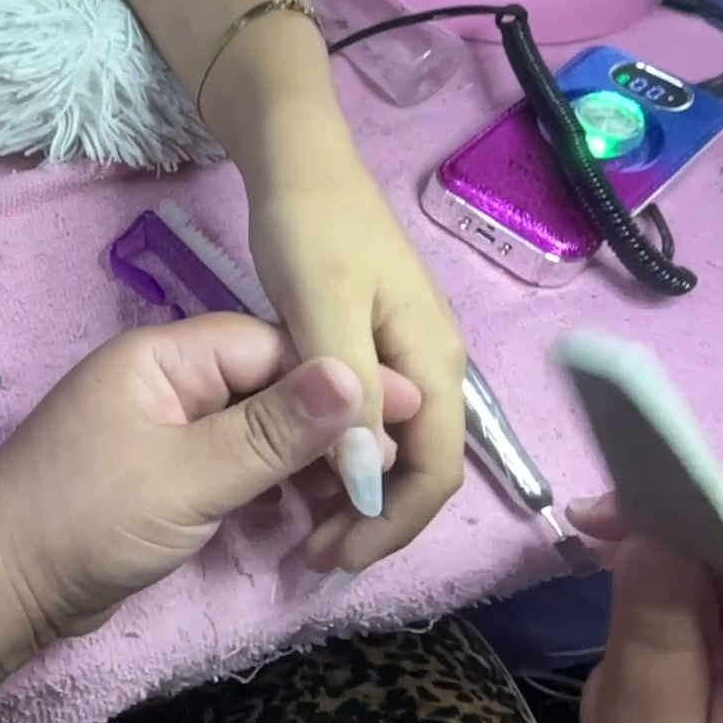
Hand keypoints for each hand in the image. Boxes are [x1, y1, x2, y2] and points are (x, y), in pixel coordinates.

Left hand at [0, 314, 420, 644]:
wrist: (3, 586)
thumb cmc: (86, 518)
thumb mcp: (187, 473)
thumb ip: (273, 430)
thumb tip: (358, 375)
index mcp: (165, 357)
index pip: (272, 348)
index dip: (338, 381)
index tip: (405, 416)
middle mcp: (169, 384)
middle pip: (268, 390)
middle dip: (324, 433)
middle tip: (381, 477)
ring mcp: (166, 431)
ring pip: (255, 435)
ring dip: (299, 470)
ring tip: (347, 507)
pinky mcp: (166, 477)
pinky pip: (232, 471)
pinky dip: (266, 493)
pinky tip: (302, 522)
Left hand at [247, 141, 466, 573]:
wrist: (296, 166)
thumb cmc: (309, 231)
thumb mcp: (323, 308)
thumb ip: (347, 388)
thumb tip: (370, 477)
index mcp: (430, 359)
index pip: (434, 465)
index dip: (392, 519)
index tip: (339, 556)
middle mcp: (422, 365)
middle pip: (411, 463)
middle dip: (371, 515)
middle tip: (314, 553)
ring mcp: (387, 358)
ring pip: (379, 446)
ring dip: (346, 491)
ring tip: (299, 528)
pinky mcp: (353, 352)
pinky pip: (350, 421)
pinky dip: (326, 456)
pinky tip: (288, 474)